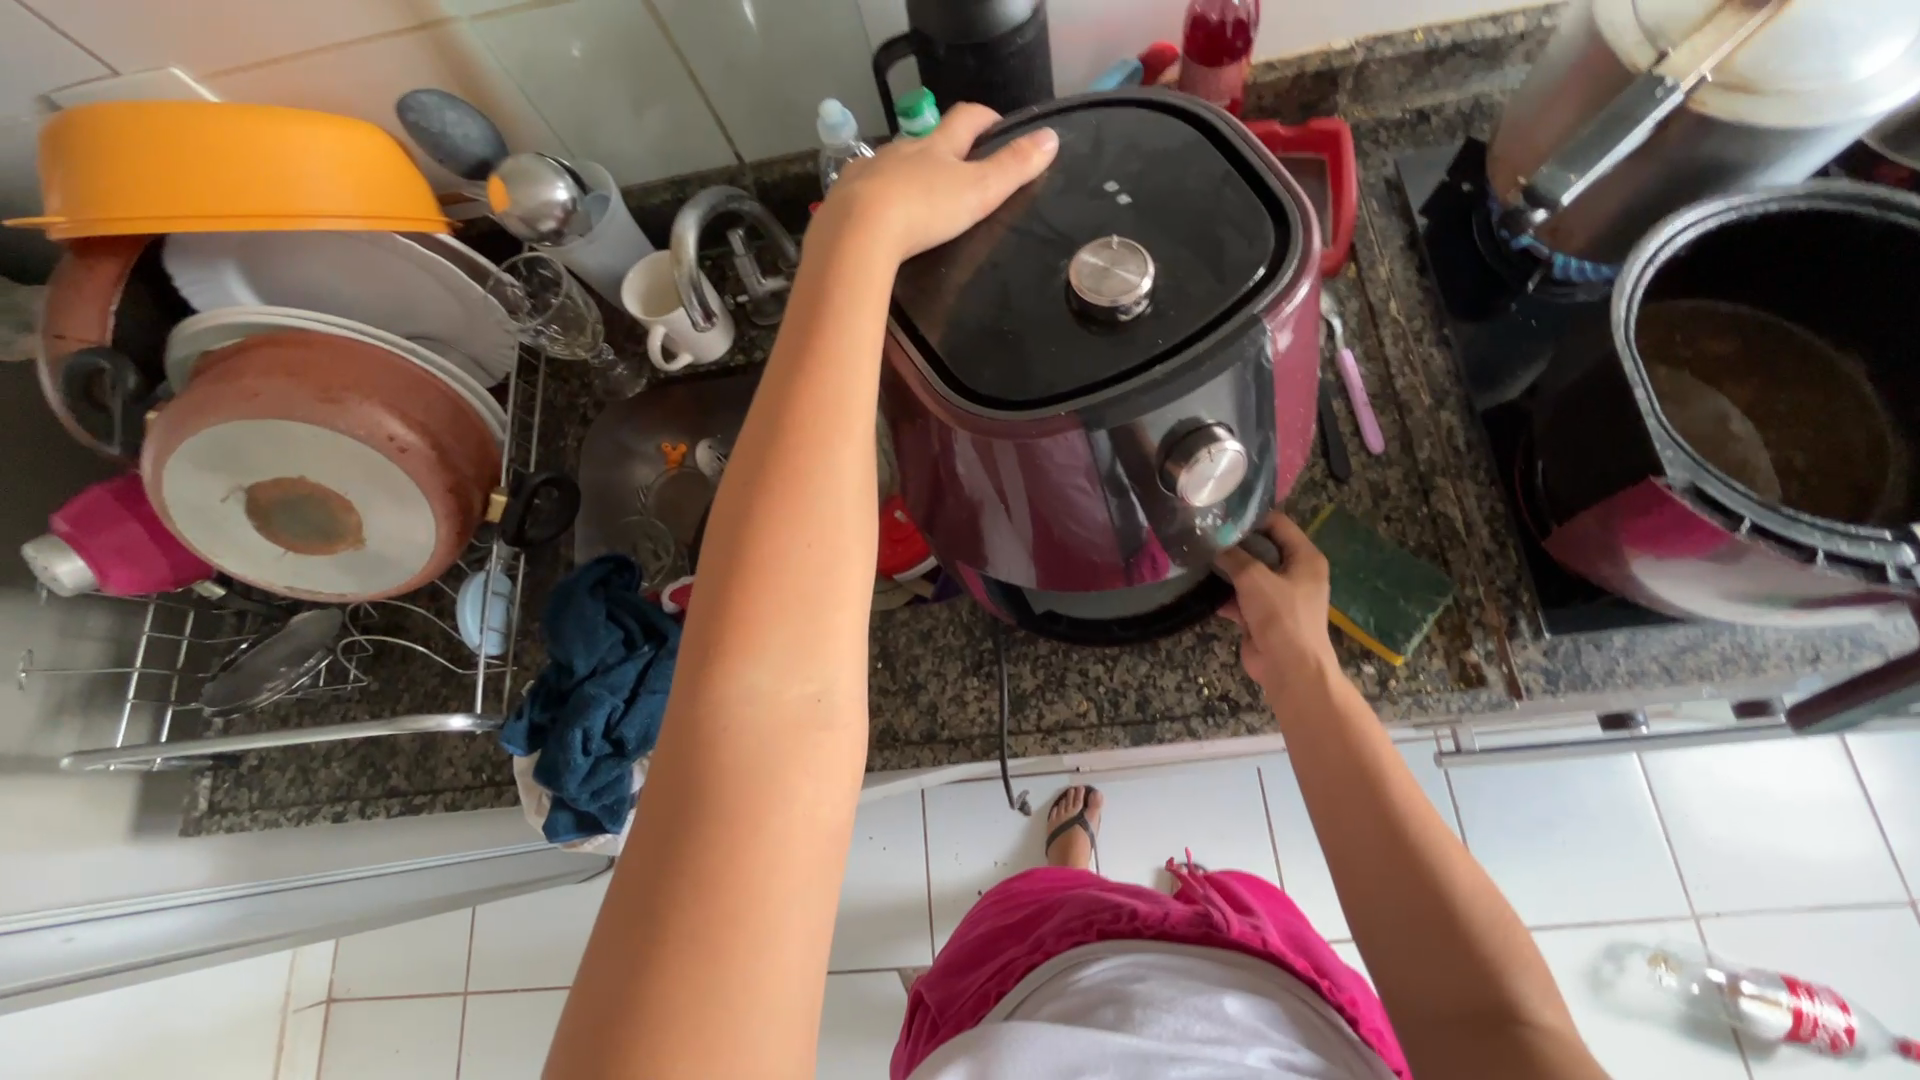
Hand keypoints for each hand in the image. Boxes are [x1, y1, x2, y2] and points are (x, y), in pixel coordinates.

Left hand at [818, 103, 1058, 262]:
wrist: (858, 231)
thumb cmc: (925, 209)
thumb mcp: (980, 191)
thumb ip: (1014, 168)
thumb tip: (1051, 137)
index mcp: (937, 145)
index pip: (967, 117)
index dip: (985, 118)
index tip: (999, 126)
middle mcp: (902, 149)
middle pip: (927, 138)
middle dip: (944, 146)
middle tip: (959, 166)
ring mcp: (870, 170)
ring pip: (894, 163)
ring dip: (908, 173)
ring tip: (918, 196)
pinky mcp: (846, 196)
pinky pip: (865, 188)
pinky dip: (877, 195)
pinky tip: (879, 213)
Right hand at [1215, 512, 1338, 688]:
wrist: (1289, 667)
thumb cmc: (1280, 615)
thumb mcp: (1254, 577)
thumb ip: (1233, 556)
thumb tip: (1213, 543)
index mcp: (1305, 558)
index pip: (1279, 525)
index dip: (1252, 518)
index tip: (1221, 514)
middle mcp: (1295, 574)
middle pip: (1262, 549)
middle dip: (1234, 544)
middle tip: (1204, 535)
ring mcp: (1279, 597)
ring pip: (1248, 575)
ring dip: (1226, 571)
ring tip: (1197, 557)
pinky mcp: (1263, 616)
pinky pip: (1240, 598)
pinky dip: (1224, 595)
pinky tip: (1200, 588)